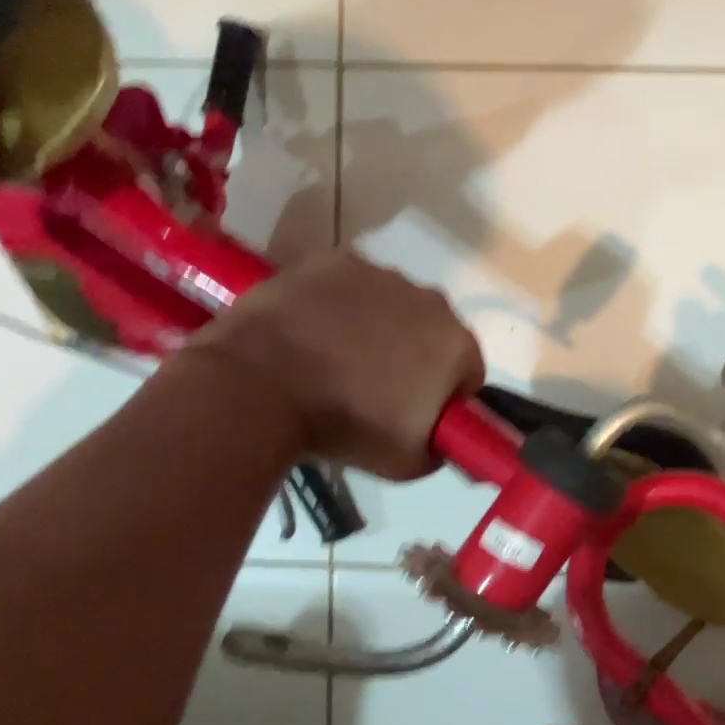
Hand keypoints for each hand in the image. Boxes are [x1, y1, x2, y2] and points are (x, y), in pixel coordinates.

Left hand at [181, 249, 485, 480]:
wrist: (257, 389)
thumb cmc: (344, 428)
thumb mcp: (411, 463)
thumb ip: (441, 446)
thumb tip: (442, 437)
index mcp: (458, 346)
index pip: (468, 374)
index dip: (445, 396)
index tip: (415, 414)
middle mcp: (431, 301)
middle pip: (433, 332)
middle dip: (415, 355)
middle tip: (376, 388)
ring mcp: (380, 276)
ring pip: (392, 306)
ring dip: (378, 327)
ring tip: (337, 359)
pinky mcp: (332, 261)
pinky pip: (349, 286)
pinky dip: (338, 304)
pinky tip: (313, 331)